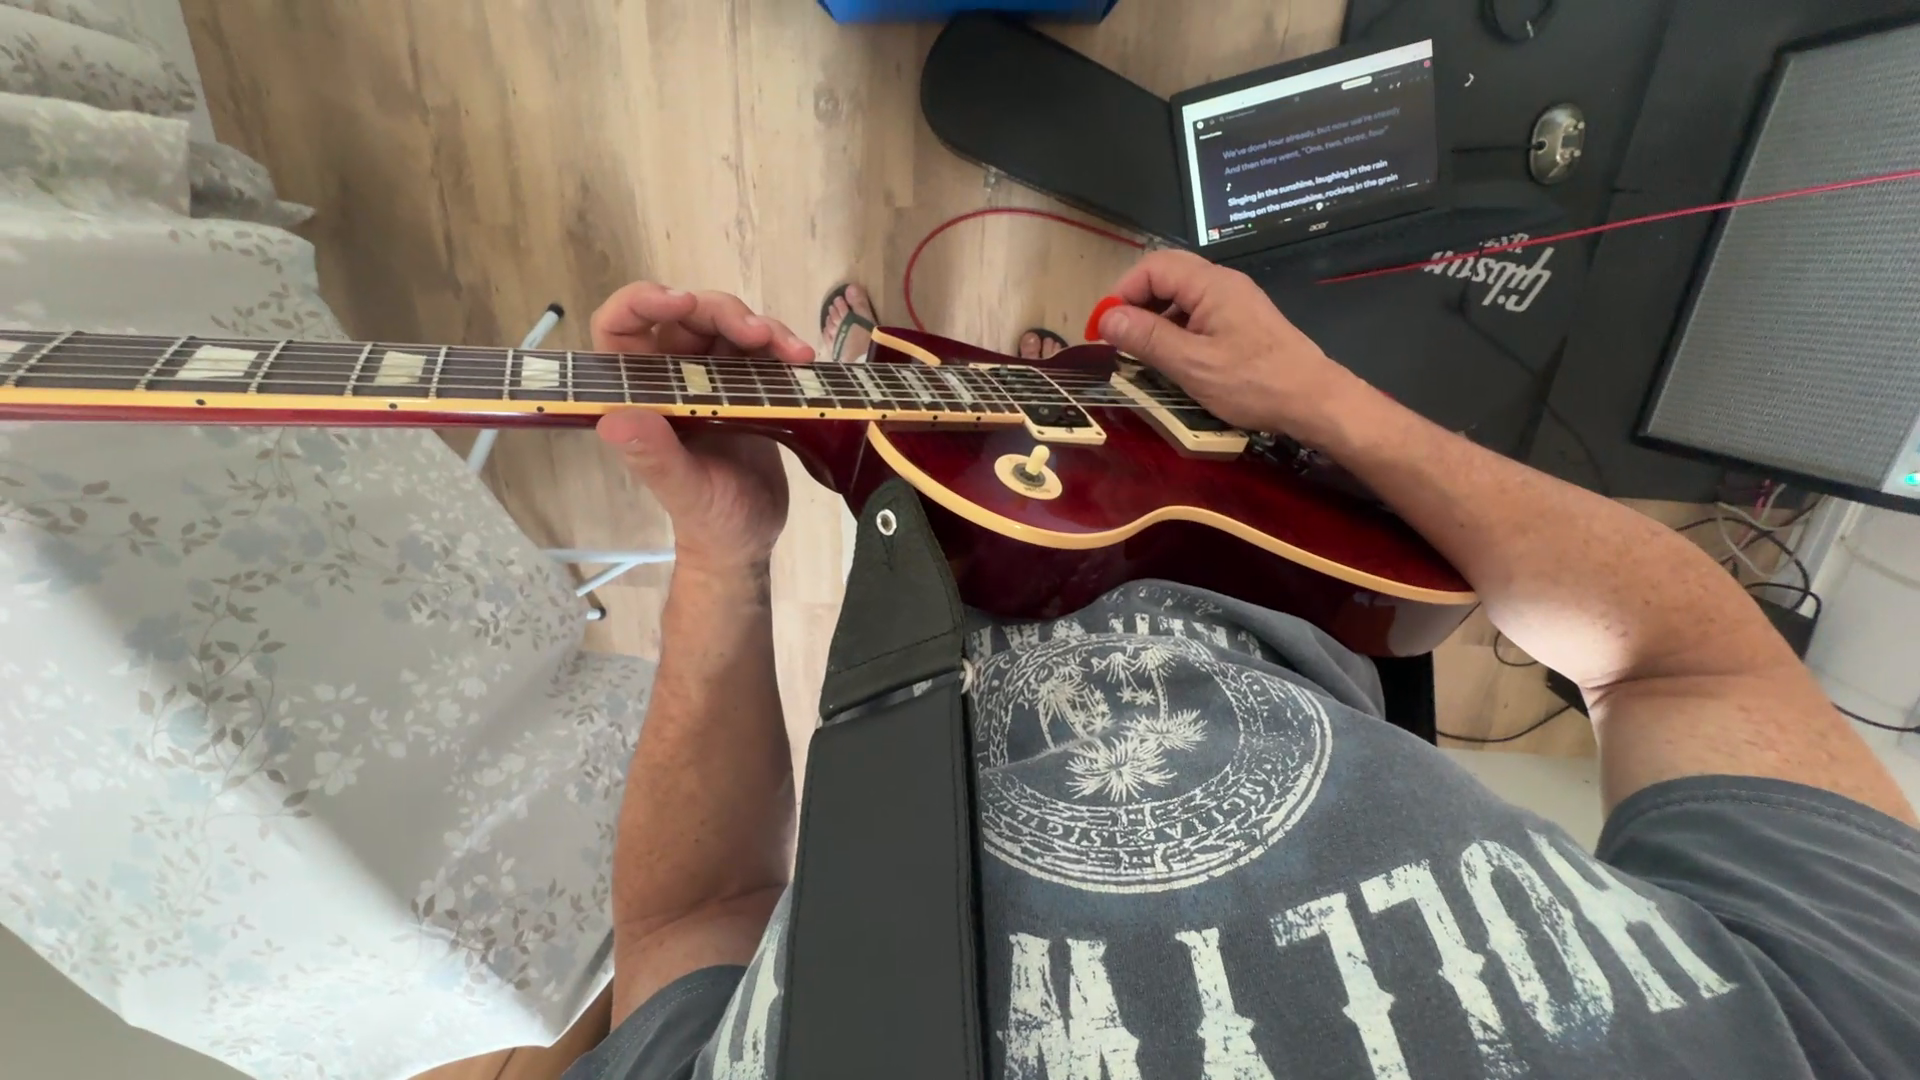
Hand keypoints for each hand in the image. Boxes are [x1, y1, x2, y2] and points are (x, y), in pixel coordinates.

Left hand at [591, 283, 814, 572]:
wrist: (750, 540)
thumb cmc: (710, 521)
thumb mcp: (685, 492)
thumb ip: (655, 457)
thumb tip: (617, 419)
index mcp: (642, 397)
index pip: (622, 328)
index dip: (642, 302)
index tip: (681, 301)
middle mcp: (672, 380)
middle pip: (688, 317)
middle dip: (723, 312)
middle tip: (761, 333)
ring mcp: (712, 382)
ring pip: (729, 328)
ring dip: (763, 329)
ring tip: (799, 353)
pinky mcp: (749, 390)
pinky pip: (762, 353)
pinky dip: (783, 349)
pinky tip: (805, 361)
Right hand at [1095, 250, 1364, 442]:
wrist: (1311, 400)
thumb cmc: (1252, 382)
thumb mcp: (1191, 364)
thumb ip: (1147, 338)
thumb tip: (1106, 319)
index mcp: (1210, 284)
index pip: (1153, 268)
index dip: (1121, 293)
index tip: (1103, 329)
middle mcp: (1222, 283)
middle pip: (1166, 276)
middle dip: (1134, 303)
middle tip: (1116, 339)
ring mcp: (1233, 302)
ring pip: (1180, 296)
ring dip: (1153, 318)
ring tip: (1138, 352)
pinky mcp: (1240, 322)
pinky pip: (1196, 313)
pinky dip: (1174, 329)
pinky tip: (1170, 358)